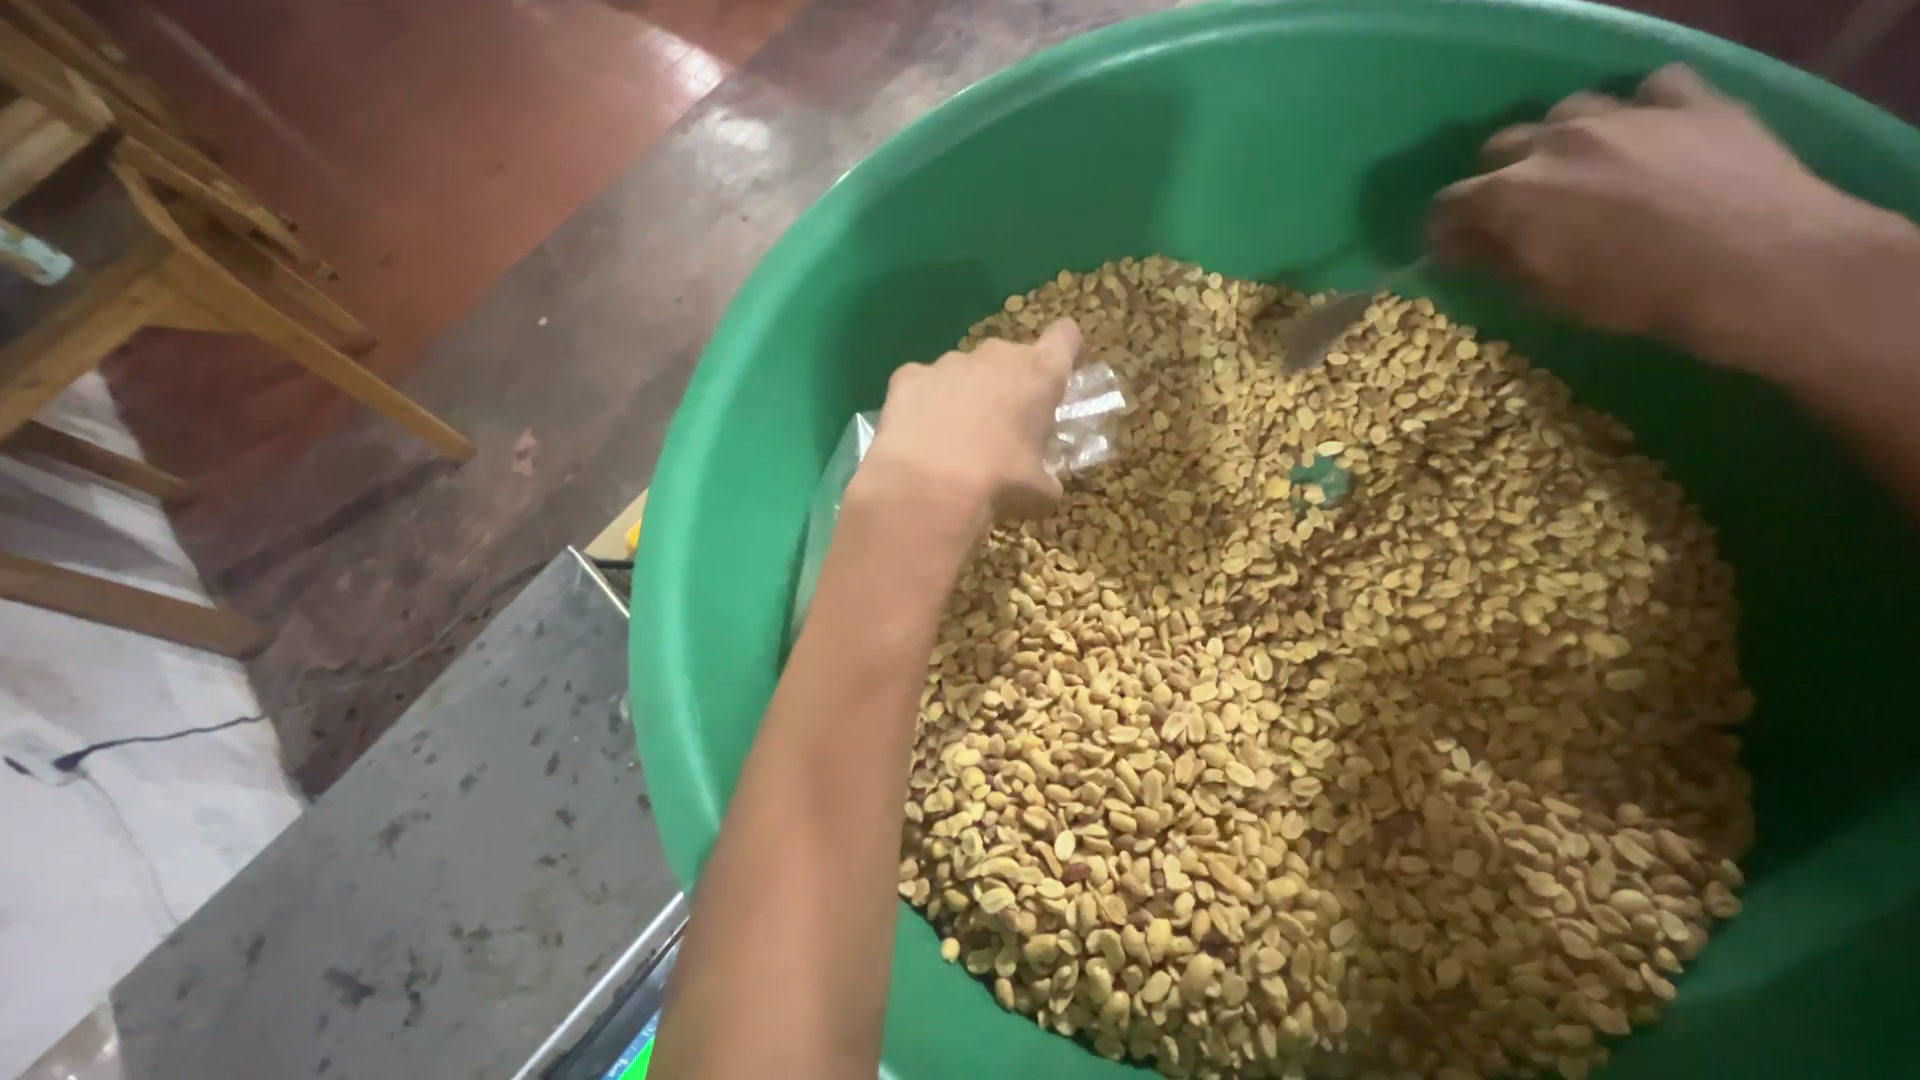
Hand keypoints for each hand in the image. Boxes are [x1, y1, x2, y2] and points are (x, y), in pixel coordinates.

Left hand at [850, 318, 1080, 535]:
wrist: (926, 488)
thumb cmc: (999, 483)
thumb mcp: (1041, 491)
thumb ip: (1047, 477)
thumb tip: (1044, 484)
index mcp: (1039, 374)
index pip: (1066, 336)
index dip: (1067, 352)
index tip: (1062, 376)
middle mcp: (996, 356)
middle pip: (1012, 358)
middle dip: (1011, 385)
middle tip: (1005, 426)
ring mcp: (949, 362)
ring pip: (966, 370)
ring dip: (967, 394)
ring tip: (956, 437)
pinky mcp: (909, 376)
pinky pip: (924, 383)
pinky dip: (926, 402)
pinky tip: (921, 435)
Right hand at [1429, 65, 1902, 377]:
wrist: (1756, 264)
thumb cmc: (1634, 294)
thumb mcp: (1547, 294)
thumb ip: (1497, 262)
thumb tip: (1463, 249)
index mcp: (1511, 194)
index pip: (1449, 203)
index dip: (1444, 229)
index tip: (1451, 250)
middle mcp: (1555, 141)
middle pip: (1502, 147)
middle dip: (1497, 179)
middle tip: (1515, 213)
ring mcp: (1625, 113)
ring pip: (1569, 112)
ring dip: (1560, 140)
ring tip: (1580, 169)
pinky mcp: (1692, 101)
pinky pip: (1652, 89)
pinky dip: (1640, 110)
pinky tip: (1648, 136)